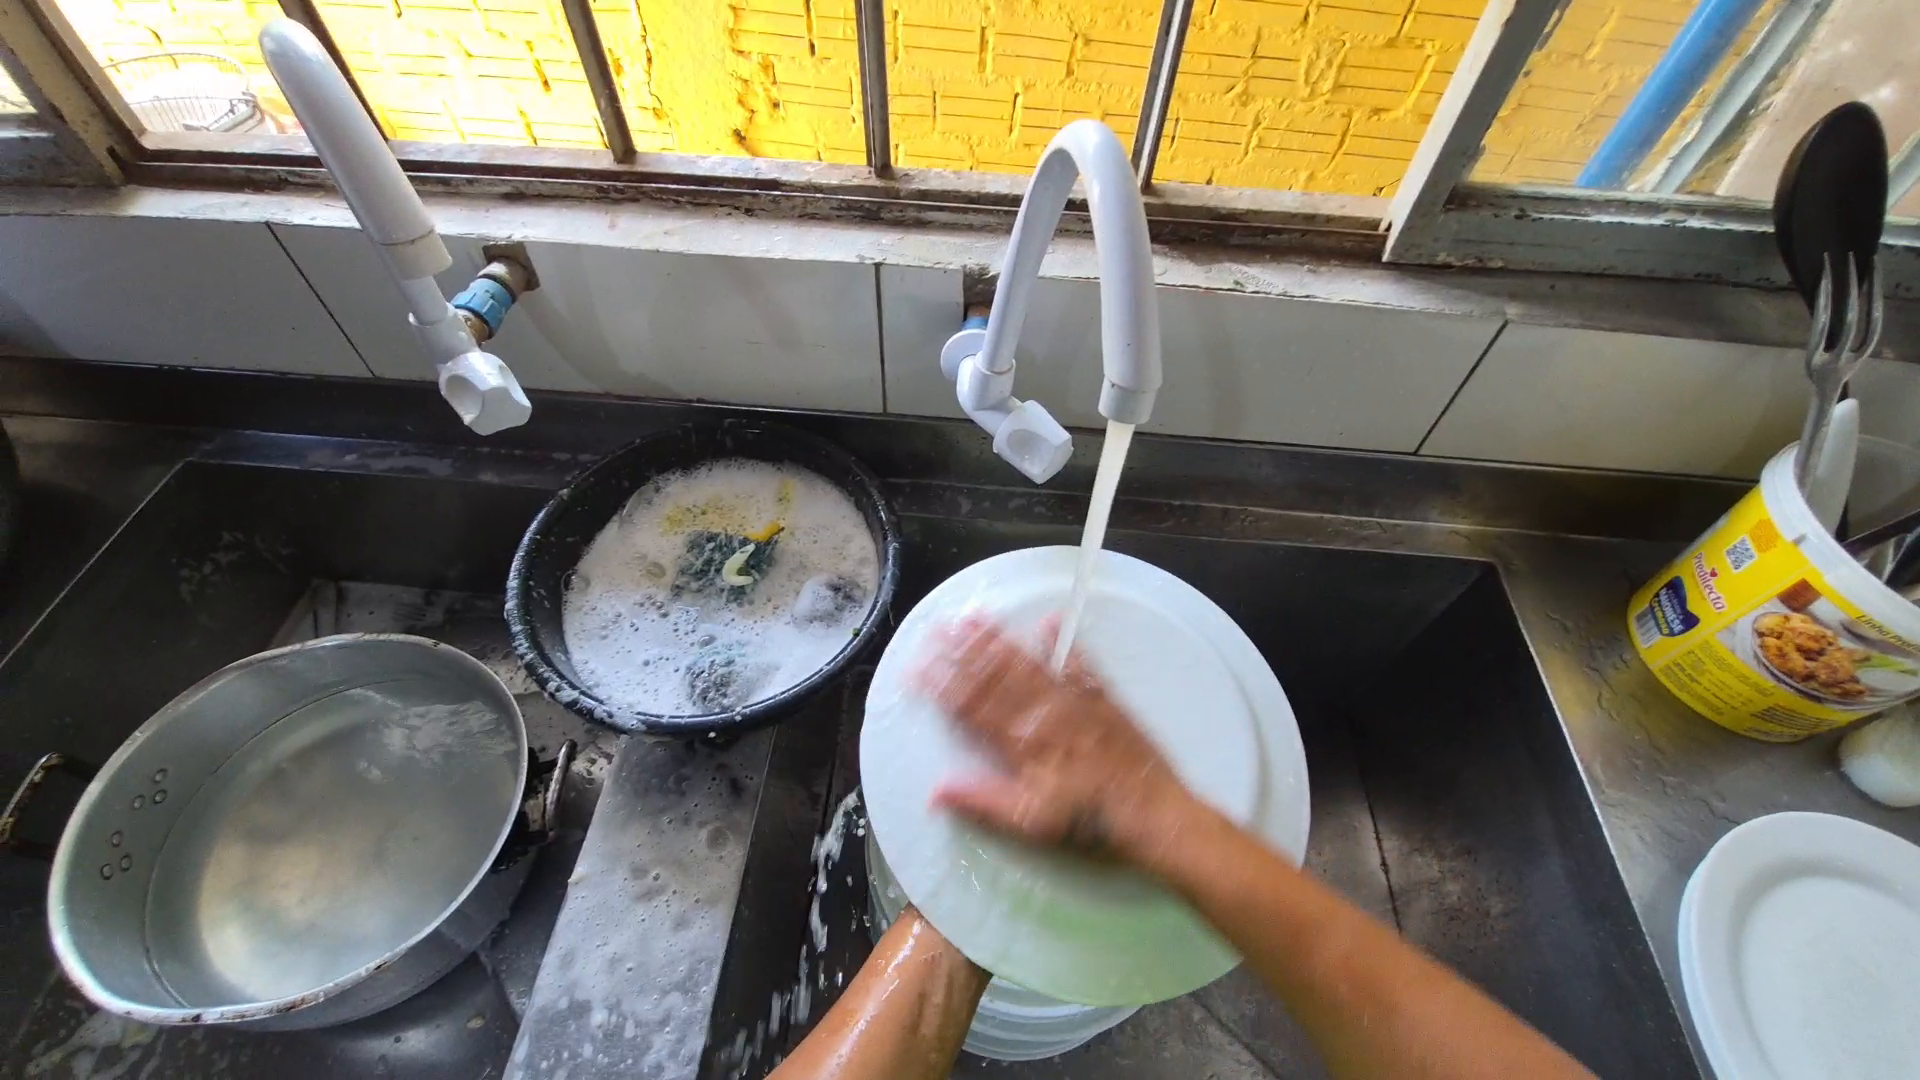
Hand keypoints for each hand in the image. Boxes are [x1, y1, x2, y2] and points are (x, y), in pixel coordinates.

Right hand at [915, 615, 1201, 874]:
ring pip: (1027, 663)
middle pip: (995, 676)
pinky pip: (1077, 663)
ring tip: (976, 616)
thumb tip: (937, 792)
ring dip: (998, 640)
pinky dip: (1061, 642)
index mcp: (1022, 742)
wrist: (1155, 814)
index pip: (972, 707)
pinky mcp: (1101, 698)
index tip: (919, 666)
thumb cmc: (1091, 821)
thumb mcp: (1030, 823)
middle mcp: (1043, 713)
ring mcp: (1073, 701)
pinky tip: (1048, 620)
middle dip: (963, 651)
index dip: (942, 685)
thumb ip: (983, 802)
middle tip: (940, 627)